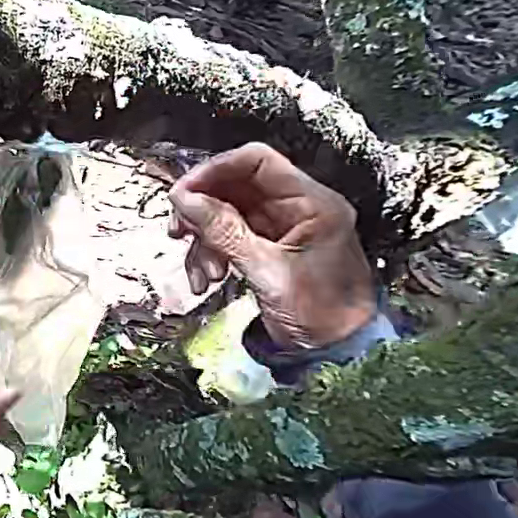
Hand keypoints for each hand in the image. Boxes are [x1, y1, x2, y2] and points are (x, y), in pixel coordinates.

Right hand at [167, 142, 376, 347]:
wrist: (339, 355)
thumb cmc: (317, 314)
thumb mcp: (267, 272)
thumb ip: (225, 231)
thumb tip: (182, 198)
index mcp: (311, 202)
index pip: (256, 161)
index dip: (215, 170)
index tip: (183, 194)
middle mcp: (296, 207)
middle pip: (235, 187)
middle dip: (202, 210)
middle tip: (179, 233)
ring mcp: (280, 227)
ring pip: (226, 214)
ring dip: (204, 240)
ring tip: (203, 274)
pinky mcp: (267, 248)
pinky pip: (228, 237)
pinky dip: (211, 255)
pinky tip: (206, 281)